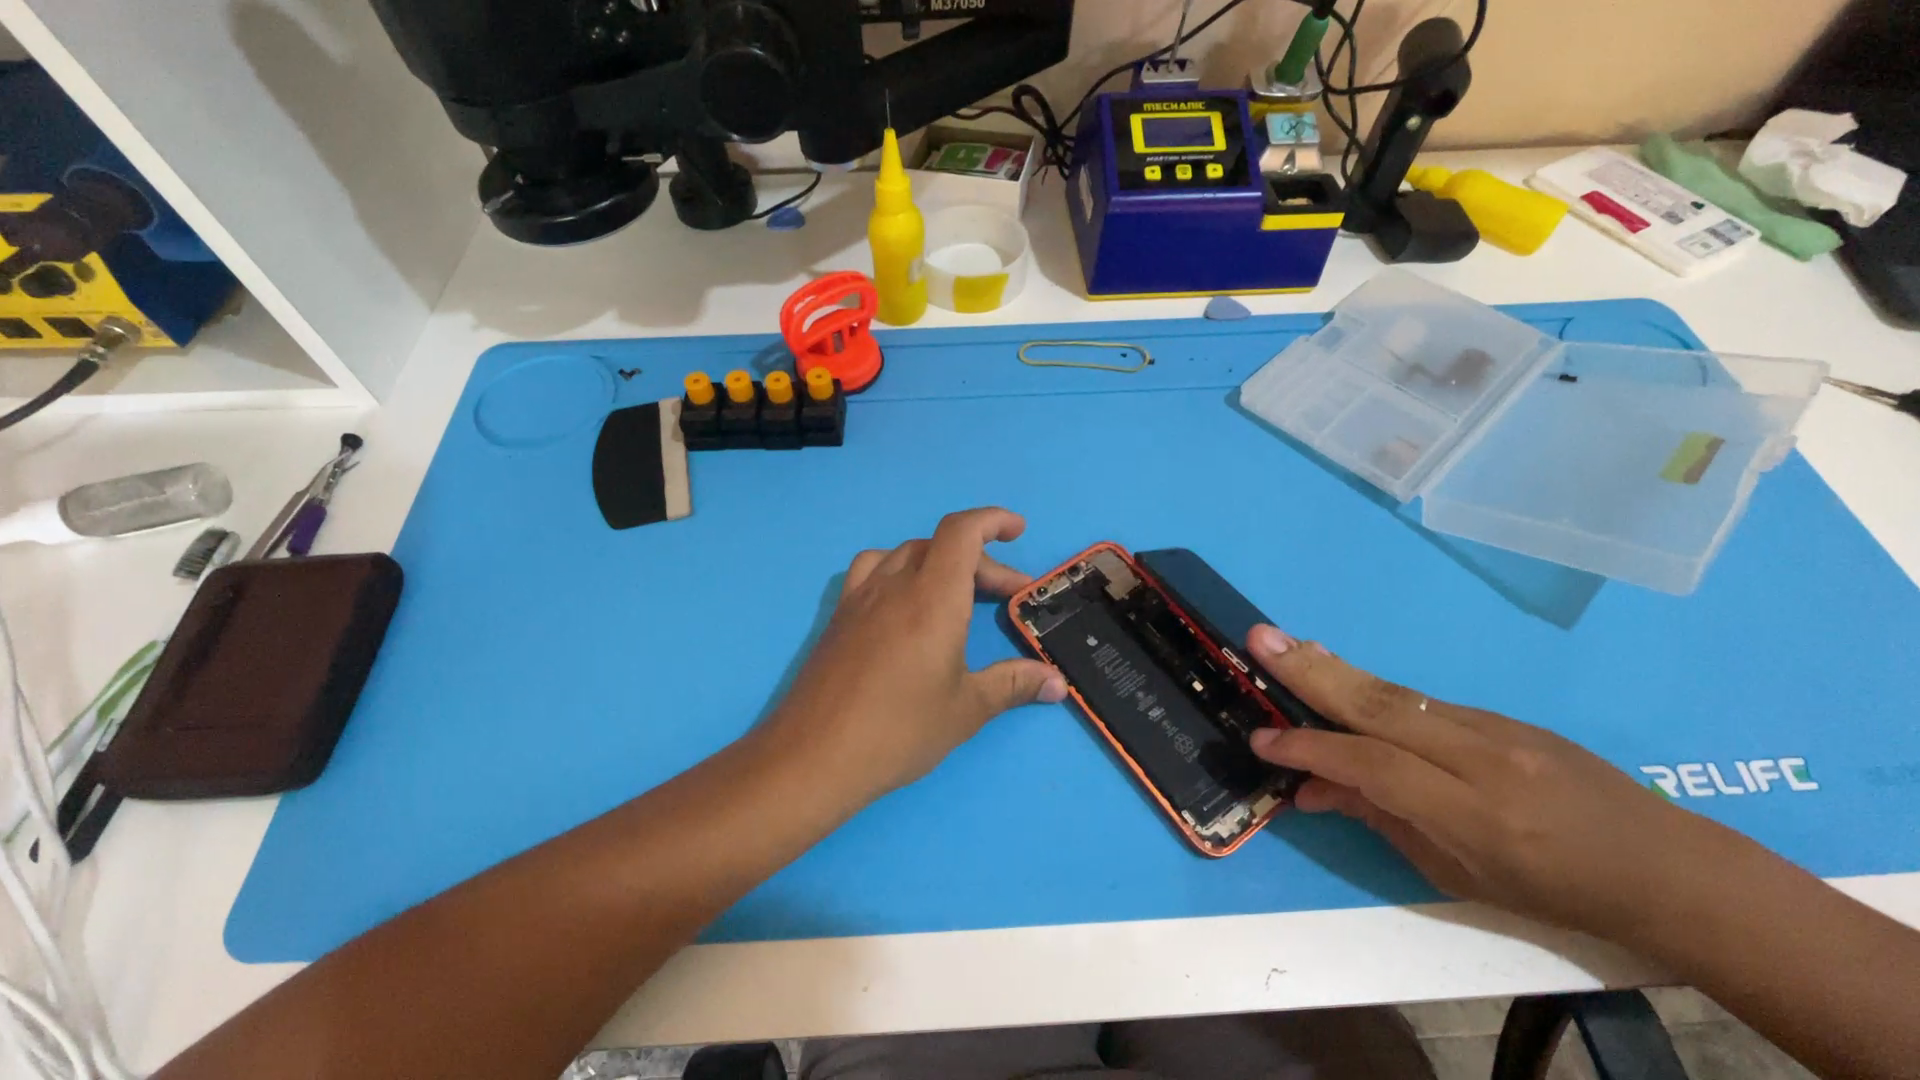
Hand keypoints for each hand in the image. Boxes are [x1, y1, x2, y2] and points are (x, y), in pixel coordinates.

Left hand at [760, 507, 1066, 801]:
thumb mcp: (966, 709)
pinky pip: (872, 572)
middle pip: (939, 546)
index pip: (961, 532)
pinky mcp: (838, 618)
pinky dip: (898, 571)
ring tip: (956, 592)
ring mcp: (859, 599)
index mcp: (932, 597)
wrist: (814, 756)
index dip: (992, 520)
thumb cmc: (899, 730)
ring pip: (903, 554)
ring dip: (937, 561)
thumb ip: (1013, 685)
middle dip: (980, 561)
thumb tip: (1056, 683)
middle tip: (1007, 596)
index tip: (1017, 529)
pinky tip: (903, 606)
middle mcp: (893, 585)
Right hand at [1245, 625, 1738, 940]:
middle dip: (1313, 673)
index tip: (1260, 740)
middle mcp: (1484, 757)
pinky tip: (1338, 675)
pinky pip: (1422, 701)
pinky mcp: (1501, 716)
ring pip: (1398, 693)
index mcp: (1476, 813)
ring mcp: (1497, 728)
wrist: (1665, 867)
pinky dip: (1370, 687)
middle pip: (1382, 707)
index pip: (1374, 767)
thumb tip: (1311, 788)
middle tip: (1260, 639)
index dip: (1313, 750)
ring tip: (1283, 643)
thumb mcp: (1461, 876)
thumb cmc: (1556, 893)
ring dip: (1334, 668)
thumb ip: (1383, 821)